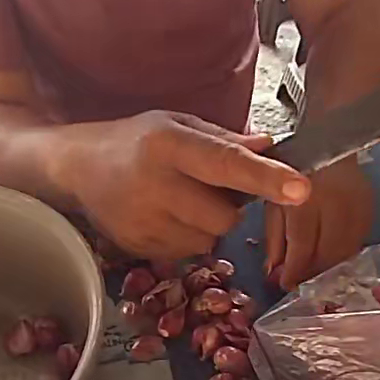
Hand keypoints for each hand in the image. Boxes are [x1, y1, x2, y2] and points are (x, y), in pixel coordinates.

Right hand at [59, 112, 308, 260]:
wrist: (77, 169)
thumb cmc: (134, 141)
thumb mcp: (176, 125)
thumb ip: (224, 140)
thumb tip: (271, 148)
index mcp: (168, 144)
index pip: (225, 163)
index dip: (265, 178)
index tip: (301, 188)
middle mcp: (154, 185)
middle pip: (222, 218)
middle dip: (227, 209)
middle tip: (206, 190)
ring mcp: (142, 222)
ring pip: (206, 241)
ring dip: (206, 226)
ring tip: (179, 202)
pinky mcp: (136, 247)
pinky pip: (185, 253)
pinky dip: (186, 238)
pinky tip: (164, 217)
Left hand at [265, 154, 372, 288]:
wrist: (324, 138)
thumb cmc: (288, 171)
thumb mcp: (272, 201)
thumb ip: (274, 238)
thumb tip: (273, 273)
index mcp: (304, 196)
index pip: (302, 243)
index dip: (295, 269)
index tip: (285, 286)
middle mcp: (335, 199)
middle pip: (329, 250)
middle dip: (314, 273)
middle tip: (301, 284)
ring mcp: (358, 200)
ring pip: (348, 248)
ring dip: (331, 267)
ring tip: (314, 276)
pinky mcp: (371, 202)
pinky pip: (361, 237)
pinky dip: (346, 253)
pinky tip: (332, 260)